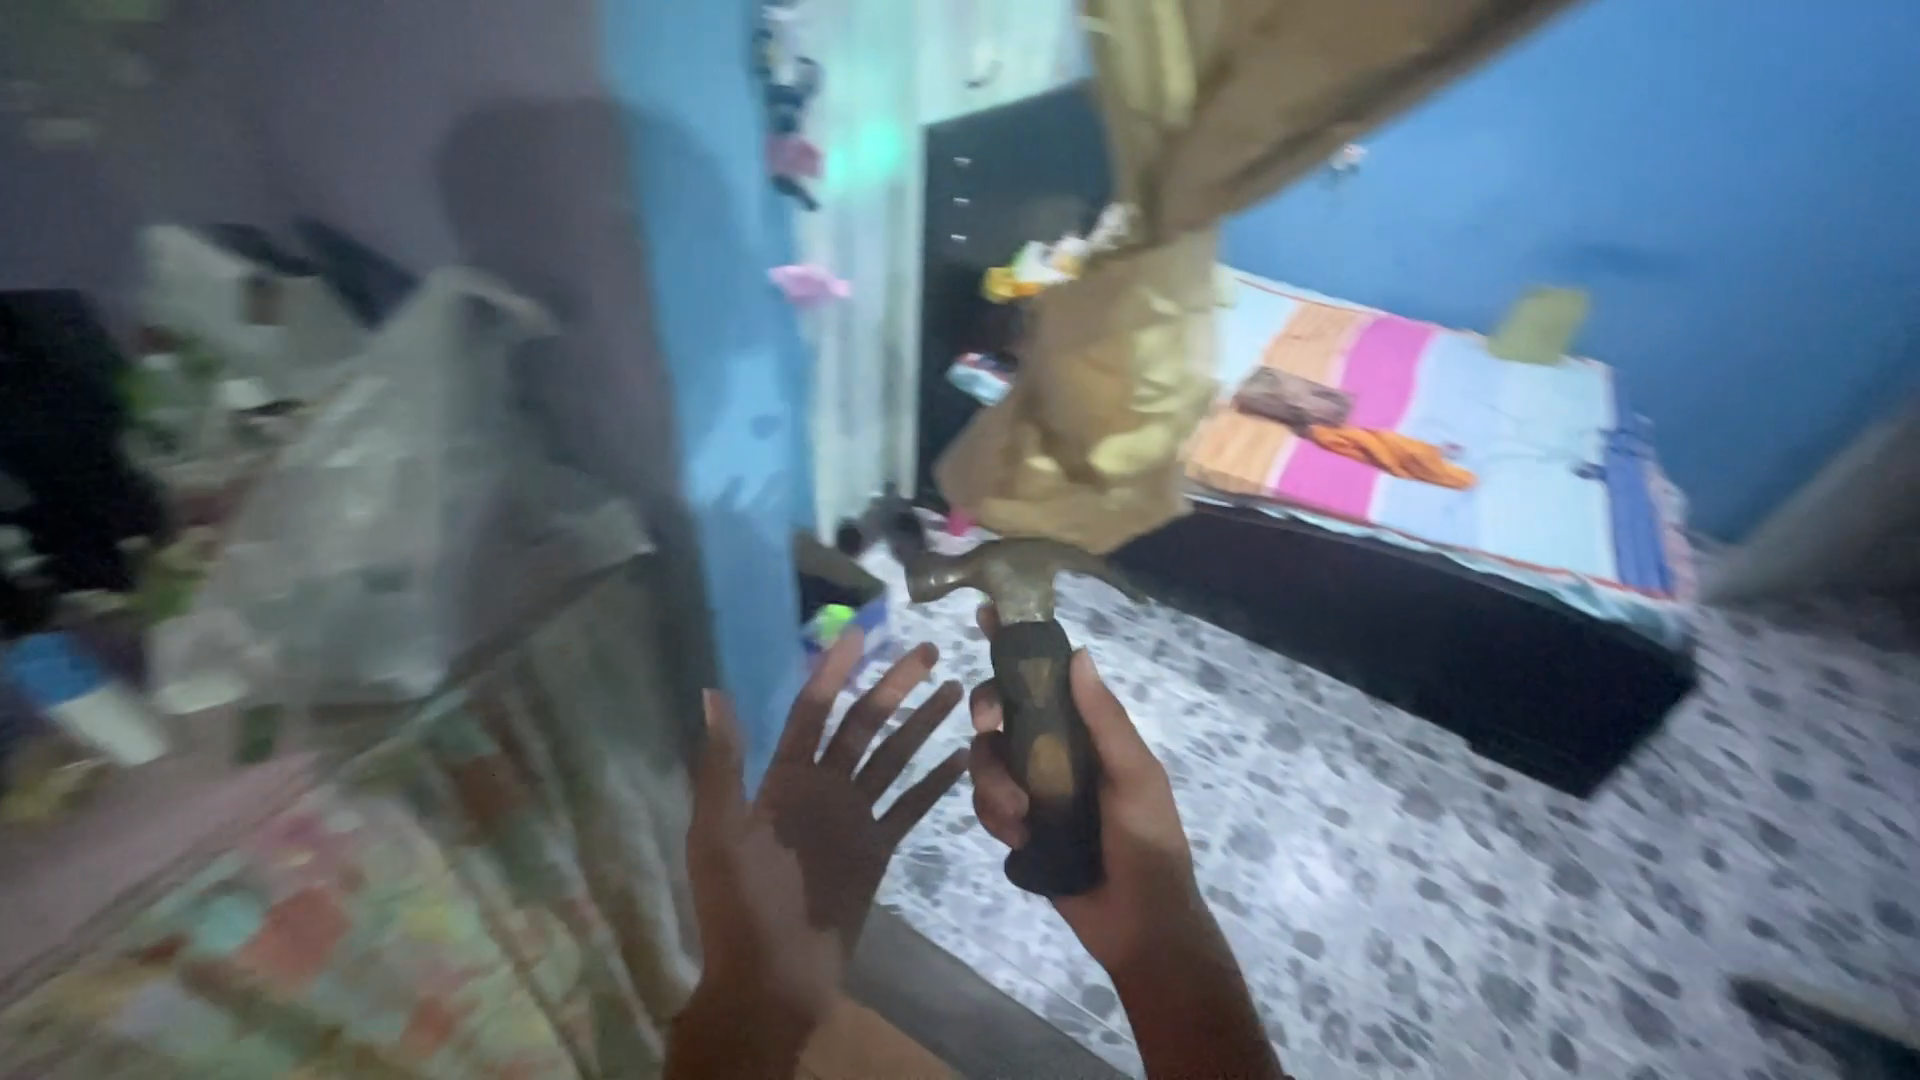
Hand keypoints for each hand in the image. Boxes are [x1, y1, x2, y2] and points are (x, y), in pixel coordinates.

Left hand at [683, 629, 965, 1027]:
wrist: (770, 975)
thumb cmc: (738, 903)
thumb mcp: (718, 831)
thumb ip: (723, 763)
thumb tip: (713, 692)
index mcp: (785, 776)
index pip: (814, 707)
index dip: (835, 668)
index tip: (860, 633)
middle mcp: (824, 785)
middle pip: (865, 722)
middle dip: (895, 685)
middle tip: (930, 650)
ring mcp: (853, 814)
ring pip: (894, 756)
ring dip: (923, 723)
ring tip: (955, 690)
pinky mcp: (877, 847)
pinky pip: (910, 807)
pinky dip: (935, 784)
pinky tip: (962, 760)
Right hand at [966, 605, 1211, 976]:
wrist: (1138, 922)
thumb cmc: (1147, 838)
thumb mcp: (1134, 773)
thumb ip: (1104, 718)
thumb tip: (1079, 653)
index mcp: (1085, 730)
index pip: (1047, 677)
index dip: (1017, 647)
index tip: (988, 618)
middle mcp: (1053, 749)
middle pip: (1001, 708)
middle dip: (987, 708)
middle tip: (988, 722)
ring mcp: (1032, 786)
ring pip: (985, 756)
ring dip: (994, 778)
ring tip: (1021, 812)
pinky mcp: (1016, 823)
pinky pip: (984, 802)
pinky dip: (996, 815)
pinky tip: (1021, 837)